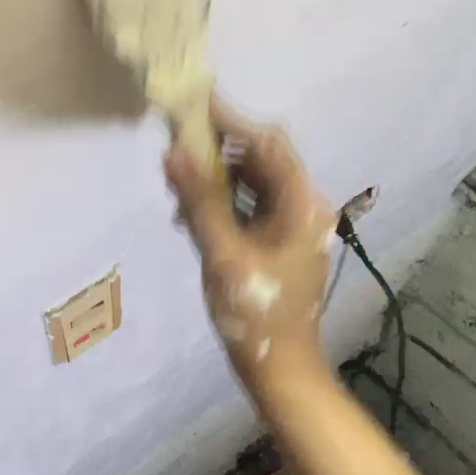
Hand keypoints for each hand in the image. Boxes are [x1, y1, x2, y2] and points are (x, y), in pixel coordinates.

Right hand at [166, 99, 337, 385]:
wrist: (281, 370)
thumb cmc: (256, 313)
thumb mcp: (222, 254)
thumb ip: (198, 200)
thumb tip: (173, 152)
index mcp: (301, 204)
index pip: (267, 143)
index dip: (231, 120)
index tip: (192, 104)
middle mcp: (302, 205)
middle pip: (260, 157)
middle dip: (217, 147)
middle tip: (176, 143)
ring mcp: (291, 223)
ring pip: (252, 179)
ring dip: (216, 175)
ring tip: (177, 183)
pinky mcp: (278, 239)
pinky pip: (249, 203)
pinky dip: (221, 199)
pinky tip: (189, 211)